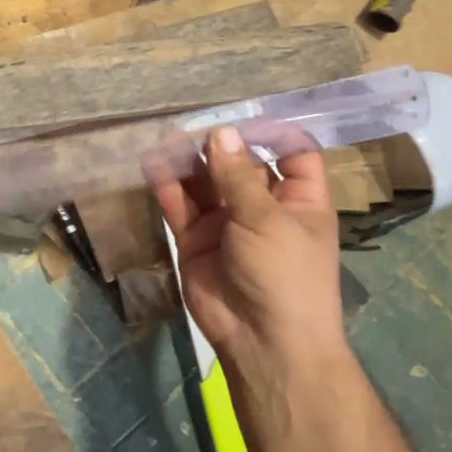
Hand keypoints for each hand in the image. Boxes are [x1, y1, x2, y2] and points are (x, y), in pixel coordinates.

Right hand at [149, 127, 345, 373]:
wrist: (263, 340)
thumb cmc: (285, 275)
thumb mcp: (267, 219)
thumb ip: (237, 176)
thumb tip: (219, 133)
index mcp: (299, 201)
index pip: (292, 154)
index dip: (271, 133)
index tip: (241, 112)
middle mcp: (263, 207)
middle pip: (239, 164)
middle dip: (218, 144)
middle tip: (190, 119)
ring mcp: (226, 223)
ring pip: (204, 182)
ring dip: (187, 161)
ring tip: (165, 136)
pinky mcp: (195, 239)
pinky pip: (179, 206)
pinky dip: (166, 186)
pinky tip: (151, 163)